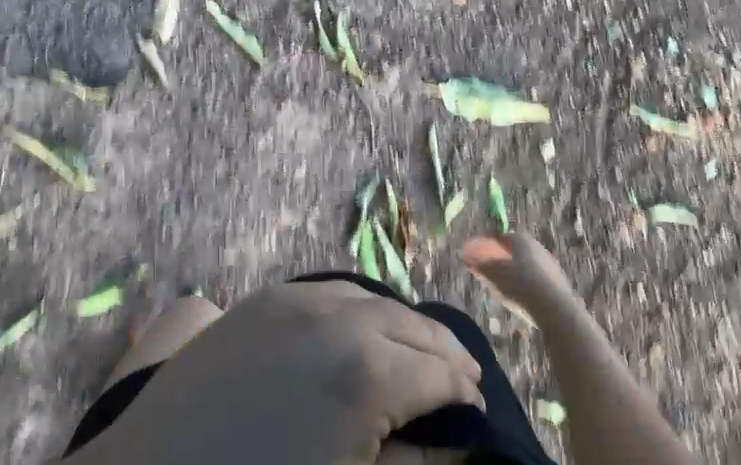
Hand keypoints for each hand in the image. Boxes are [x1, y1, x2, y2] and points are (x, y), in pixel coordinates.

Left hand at [79, 280, 484, 464]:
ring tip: (421, 351)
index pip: (440, 373)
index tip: (479, 412)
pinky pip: (329, 292)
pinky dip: (360, 308)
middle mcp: (338, 319)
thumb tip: (456, 444)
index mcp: (366, 372)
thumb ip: (409, 463)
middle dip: (444, 352)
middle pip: (412, 325)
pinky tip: (363, 327)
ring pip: (373, 300)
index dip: (466, 394)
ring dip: (403, 325)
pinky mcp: (261, 301)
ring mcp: (295, 301)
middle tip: (466, 378)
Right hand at [460, 233, 579, 321]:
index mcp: (521, 240)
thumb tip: (465, 255)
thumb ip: (480, 265)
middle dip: (501, 257)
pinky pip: (536, 277)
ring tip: (503, 285)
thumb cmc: (520, 285)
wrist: (554, 307)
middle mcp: (536, 246)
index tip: (478, 254)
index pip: (501, 236)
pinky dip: (526, 281)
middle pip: (515, 249)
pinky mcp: (557, 280)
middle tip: (490, 269)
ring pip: (527, 263)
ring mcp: (549, 263)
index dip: (488, 244)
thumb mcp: (494, 275)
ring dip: (515, 270)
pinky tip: (521, 295)